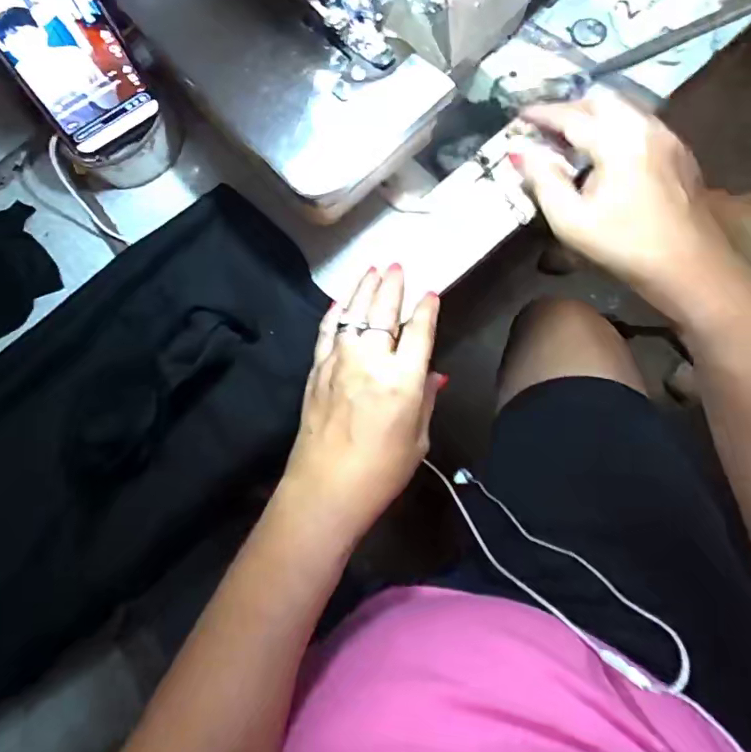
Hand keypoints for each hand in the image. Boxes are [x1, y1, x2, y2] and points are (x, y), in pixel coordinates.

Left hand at [278, 265, 441, 546]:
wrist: (326, 485)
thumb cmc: (381, 470)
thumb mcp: (417, 438)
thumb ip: (424, 399)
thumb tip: (433, 374)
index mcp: (402, 379)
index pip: (418, 331)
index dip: (426, 309)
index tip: (430, 293)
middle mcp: (370, 360)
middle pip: (383, 312)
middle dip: (392, 285)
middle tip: (397, 265)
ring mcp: (339, 360)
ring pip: (352, 312)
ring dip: (363, 288)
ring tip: (372, 269)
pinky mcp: (317, 367)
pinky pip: (327, 330)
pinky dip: (334, 312)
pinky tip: (339, 300)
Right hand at [512, 88, 740, 313]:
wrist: (692, 270)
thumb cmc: (624, 246)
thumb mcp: (570, 219)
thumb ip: (542, 179)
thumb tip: (522, 151)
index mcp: (619, 142)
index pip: (572, 116)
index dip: (542, 114)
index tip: (519, 117)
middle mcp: (647, 130)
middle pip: (602, 101)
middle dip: (569, 108)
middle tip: (544, 127)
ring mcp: (668, 140)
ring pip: (625, 110)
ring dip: (594, 116)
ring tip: (569, 138)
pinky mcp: (679, 154)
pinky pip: (640, 125)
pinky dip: (615, 127)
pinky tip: (603, 153)